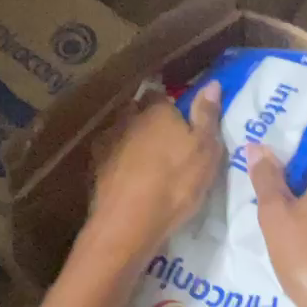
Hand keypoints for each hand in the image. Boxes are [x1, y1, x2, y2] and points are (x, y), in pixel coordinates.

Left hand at [84, 83, 223, 261]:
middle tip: (164, 140)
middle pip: (138, 111)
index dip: (169, 104)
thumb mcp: (205, 150)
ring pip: (122, 132)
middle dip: (147, 120)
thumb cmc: (175, 183)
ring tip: (145, 161)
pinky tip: (126, 177)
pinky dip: (117, 162)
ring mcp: (108, 142)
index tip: (178, 118)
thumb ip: (207, 115)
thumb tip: (212, 83)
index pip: (160, 94)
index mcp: (156, 110)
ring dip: (131, 140)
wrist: (128, 224)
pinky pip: (109, 156)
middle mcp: (128, 118)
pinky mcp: (94, 167)